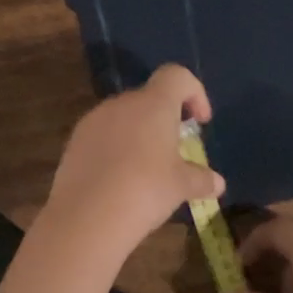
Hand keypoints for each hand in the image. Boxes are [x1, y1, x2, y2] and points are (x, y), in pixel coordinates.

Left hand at [43, 64, 224, 251]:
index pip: (177, 76)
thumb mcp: (182, 187)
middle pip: (149, 98)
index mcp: (153, 104)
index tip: (200, 122)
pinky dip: (116, 150)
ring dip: (139, 135)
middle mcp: (122, 104)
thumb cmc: (145, 190)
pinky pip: (103, 137)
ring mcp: (93, 121)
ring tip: (146, 170)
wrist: (86, 216)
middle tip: (175, 152)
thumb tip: (218, 183)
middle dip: (165, 120)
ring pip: (124, 118)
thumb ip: (201, 179)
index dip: (194, 92)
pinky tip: (119, 181)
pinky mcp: (74, 143)